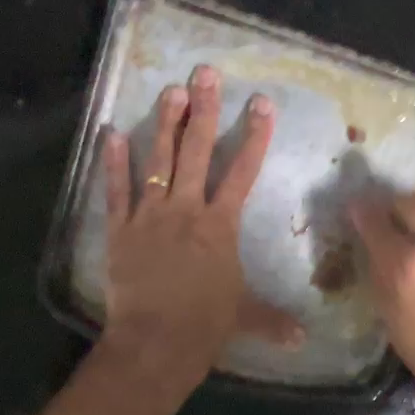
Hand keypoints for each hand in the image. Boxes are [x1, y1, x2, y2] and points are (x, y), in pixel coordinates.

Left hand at [99, 65, 301, 386]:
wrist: (156, 340)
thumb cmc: (204, 326)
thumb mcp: (244, 318)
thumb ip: (272, 321)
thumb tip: (303, 339)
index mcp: (220, 226)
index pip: (242, 172)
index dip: (254, 136)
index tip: (261, 103)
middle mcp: (186, 210)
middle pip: (196, 151)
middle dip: (204, 110)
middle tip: (205, 73)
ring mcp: (150, 216)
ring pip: (157, 160)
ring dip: (164, 124)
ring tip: (170, 90)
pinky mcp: (119, 230)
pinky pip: (116, 190)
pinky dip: (113, 162)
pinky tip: (112, 132)